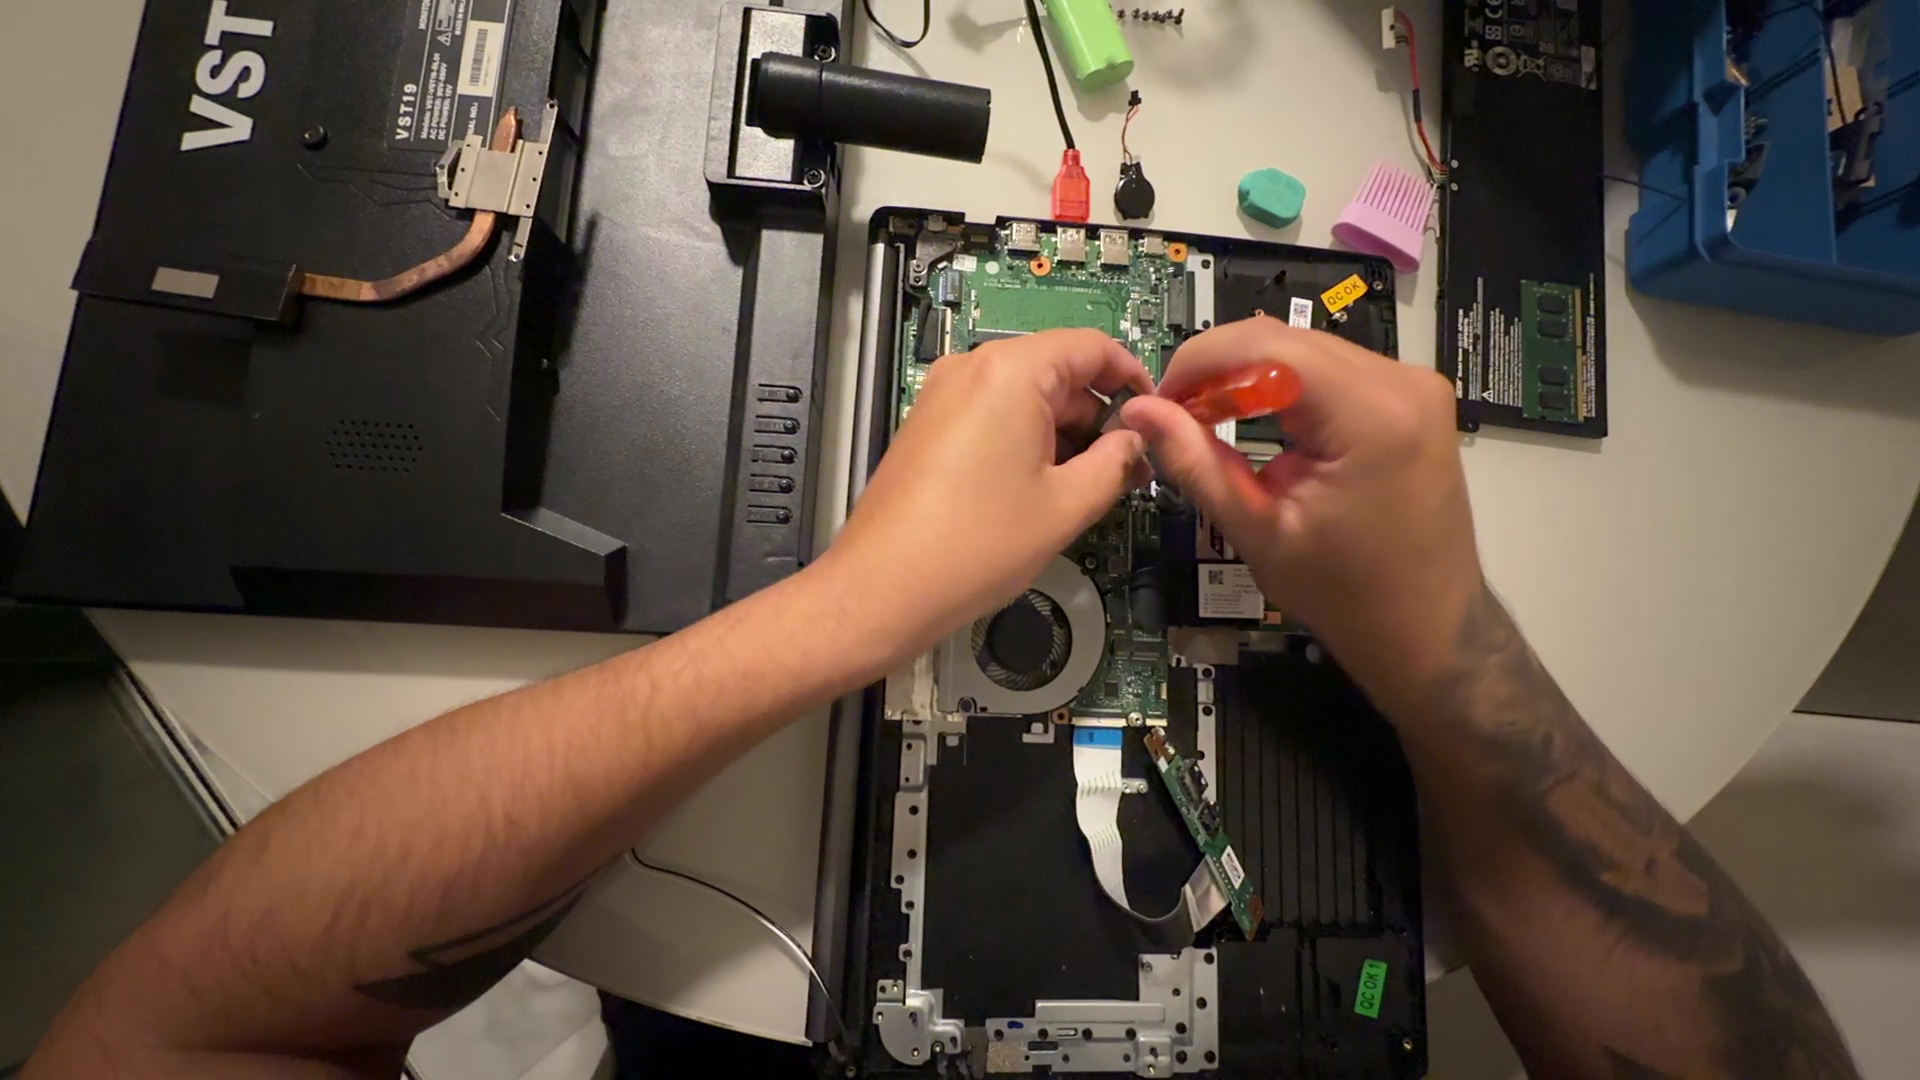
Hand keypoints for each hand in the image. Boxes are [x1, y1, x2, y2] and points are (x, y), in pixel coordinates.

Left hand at [825, 328, 1152, 657]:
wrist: (883, 589)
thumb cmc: (971, 548)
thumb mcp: (1066, 506)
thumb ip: (1117, 463)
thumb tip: (1135, 443)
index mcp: (1009, 372)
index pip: (1091, 346)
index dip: (1132, 378)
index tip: (1152, 415)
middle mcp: (970, 370)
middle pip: (1056, 371)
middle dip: (1096, 416)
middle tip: (1123, 467)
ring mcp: (943, 397)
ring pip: (1024, 397)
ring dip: (1061, 434)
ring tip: (1081, 488)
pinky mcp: (928, 426)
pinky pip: (991, 416)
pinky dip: (1024, 442)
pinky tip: (1037, 490)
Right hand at [1121, 317, 1482, 693]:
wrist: (1426, 625)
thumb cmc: (1342, 591)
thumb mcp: (1255, 529)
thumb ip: (1194, 462)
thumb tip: (1138, 411)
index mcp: (1371, 415)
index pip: (1267, 346)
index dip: (1199, 361)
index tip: (1159, 401)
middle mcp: (1401, 382)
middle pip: (1286, 340)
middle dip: (1217, 369)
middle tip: (1173, 414)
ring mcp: (1412, 385)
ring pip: (1303, 350)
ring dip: (1245, 376)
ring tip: (1203, 420)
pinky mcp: (1407, 397)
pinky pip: (1327, 370)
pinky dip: (1279, 386)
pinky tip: (1249, 417)